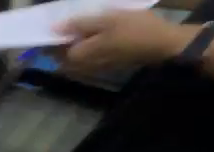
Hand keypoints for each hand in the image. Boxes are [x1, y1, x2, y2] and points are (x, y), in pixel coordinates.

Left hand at [58, 10, 189, 72]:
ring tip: (91, 27)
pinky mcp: (99, 68)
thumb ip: (80, 24)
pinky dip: (88, 47)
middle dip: (66, 40)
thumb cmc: (134, 29)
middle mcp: (75, 67)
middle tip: (78, 23)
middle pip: (61, 53)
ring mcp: (87, 69)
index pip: (52, 48)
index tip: (65, 24)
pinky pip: (86, 57)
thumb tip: (54, 27)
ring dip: (78, 43)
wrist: (160, 44)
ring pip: (74, 55)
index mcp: (74, 56)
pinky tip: (99, 36)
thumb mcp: (108, 20)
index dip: (56, 36)